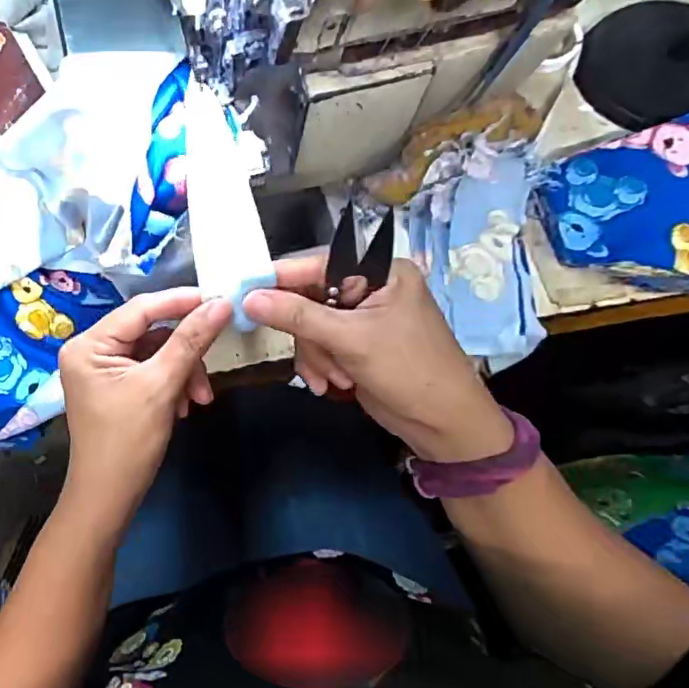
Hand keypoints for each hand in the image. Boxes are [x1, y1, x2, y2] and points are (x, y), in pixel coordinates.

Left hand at [58, 289, 233, 511]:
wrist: (109, 498)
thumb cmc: (128, 441)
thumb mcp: (161, 386)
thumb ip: (191, 341)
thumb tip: (221, 304)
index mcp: (88, 344)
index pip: (141, 308)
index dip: (182, 302)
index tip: (221, 300)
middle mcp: (90, 350)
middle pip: (150, 331)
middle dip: (184, 352)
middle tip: (210, 369)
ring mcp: (102, 369)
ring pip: (156, 353)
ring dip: (182, 373)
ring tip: (197, 400)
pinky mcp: (115, 387)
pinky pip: (151, 371)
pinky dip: (172, 385)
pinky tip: (183, 407)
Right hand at [243, 256, 512, 461]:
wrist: (443, 423)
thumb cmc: (407, 370)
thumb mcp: (349, 340)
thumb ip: (297, 316)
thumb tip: (249, 298)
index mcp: (381, 270)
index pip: (318, 263)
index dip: (281, 278)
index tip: (245, 292)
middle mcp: (371, 287)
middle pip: (310, 297)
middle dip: (308, 335)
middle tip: (315, 358)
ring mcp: (363, 317)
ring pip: (309, 326)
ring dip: (316, 356)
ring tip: (333, 379)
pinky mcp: (356, 343)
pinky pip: (319, 344)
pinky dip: (320, 365)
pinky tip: (332, 384)